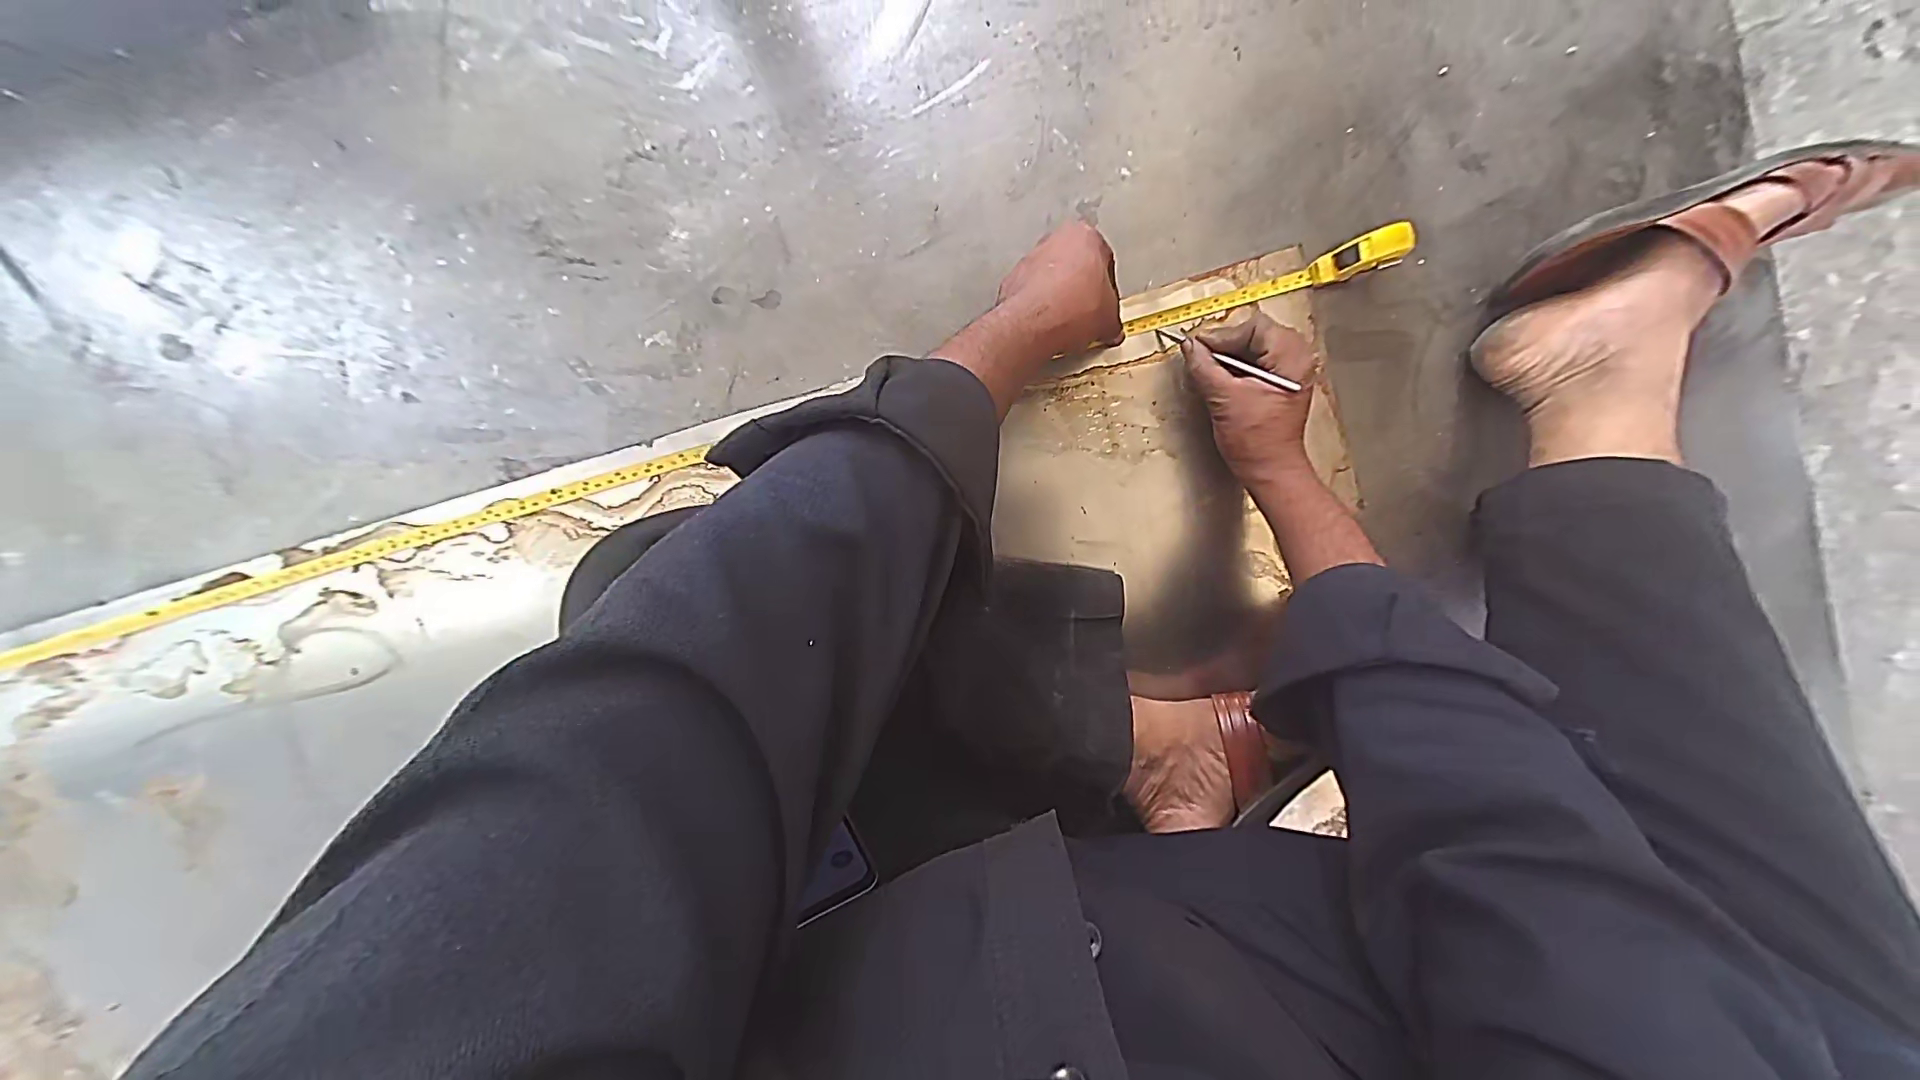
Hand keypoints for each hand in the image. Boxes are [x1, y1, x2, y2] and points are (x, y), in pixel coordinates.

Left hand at [933, 220, 1123, 418]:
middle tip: (1086, 315)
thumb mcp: (1108, 318)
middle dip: (1080, 291)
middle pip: (1074, 267)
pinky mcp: (1011, 281)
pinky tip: (1046, 327)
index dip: (1107, 290)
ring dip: (1058, 300)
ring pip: (1050, 280)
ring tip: (1065, 325)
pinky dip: (1038, 310)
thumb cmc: (1071, 308)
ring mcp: (1029, 260)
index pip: (1105, 262)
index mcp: (1086, 236)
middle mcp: (1054, 240)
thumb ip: (1112, 319)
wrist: (1035, 324)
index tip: (1105, 307)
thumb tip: (1109, 328)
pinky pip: (1031, 295)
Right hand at [1181, 311, 1317, 487]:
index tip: (1196, 346)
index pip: (1253, 327)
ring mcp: (1288, 370)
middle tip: (1199, 355)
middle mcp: (1296, 358)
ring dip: (1227, 356)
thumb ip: (1204, 367)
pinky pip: (1253, 362)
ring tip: (1206, 369)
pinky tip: (1218, 378)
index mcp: (1291, 357)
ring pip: (1252, 347)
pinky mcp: (1277, 383)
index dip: (1220, 336)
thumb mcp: (1223, 399)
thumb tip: (1190, 347)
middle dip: (1223, 344)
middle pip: (1254, 333)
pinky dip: (1233, 367)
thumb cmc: (1257, 442)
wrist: (1269, 470)